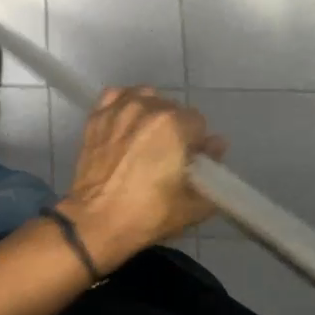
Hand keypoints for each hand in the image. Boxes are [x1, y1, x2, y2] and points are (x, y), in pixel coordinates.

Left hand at [54, 87, 227, 273]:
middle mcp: (146, 107)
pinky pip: (116, 96)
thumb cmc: (149, 213)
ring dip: (151, 112)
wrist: (98, 218)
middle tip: (168, 154)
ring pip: (145, 97)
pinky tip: (125, 124)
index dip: (197, 141)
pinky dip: (124, 104)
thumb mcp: (193, 203)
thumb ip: (211, 169)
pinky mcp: (97, 115)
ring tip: (146, 138)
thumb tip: (218, 143)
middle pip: (171, 108)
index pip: (197, 121)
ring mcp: (118, 108)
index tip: (190, 160)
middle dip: (175, 127)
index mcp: (174, 125)